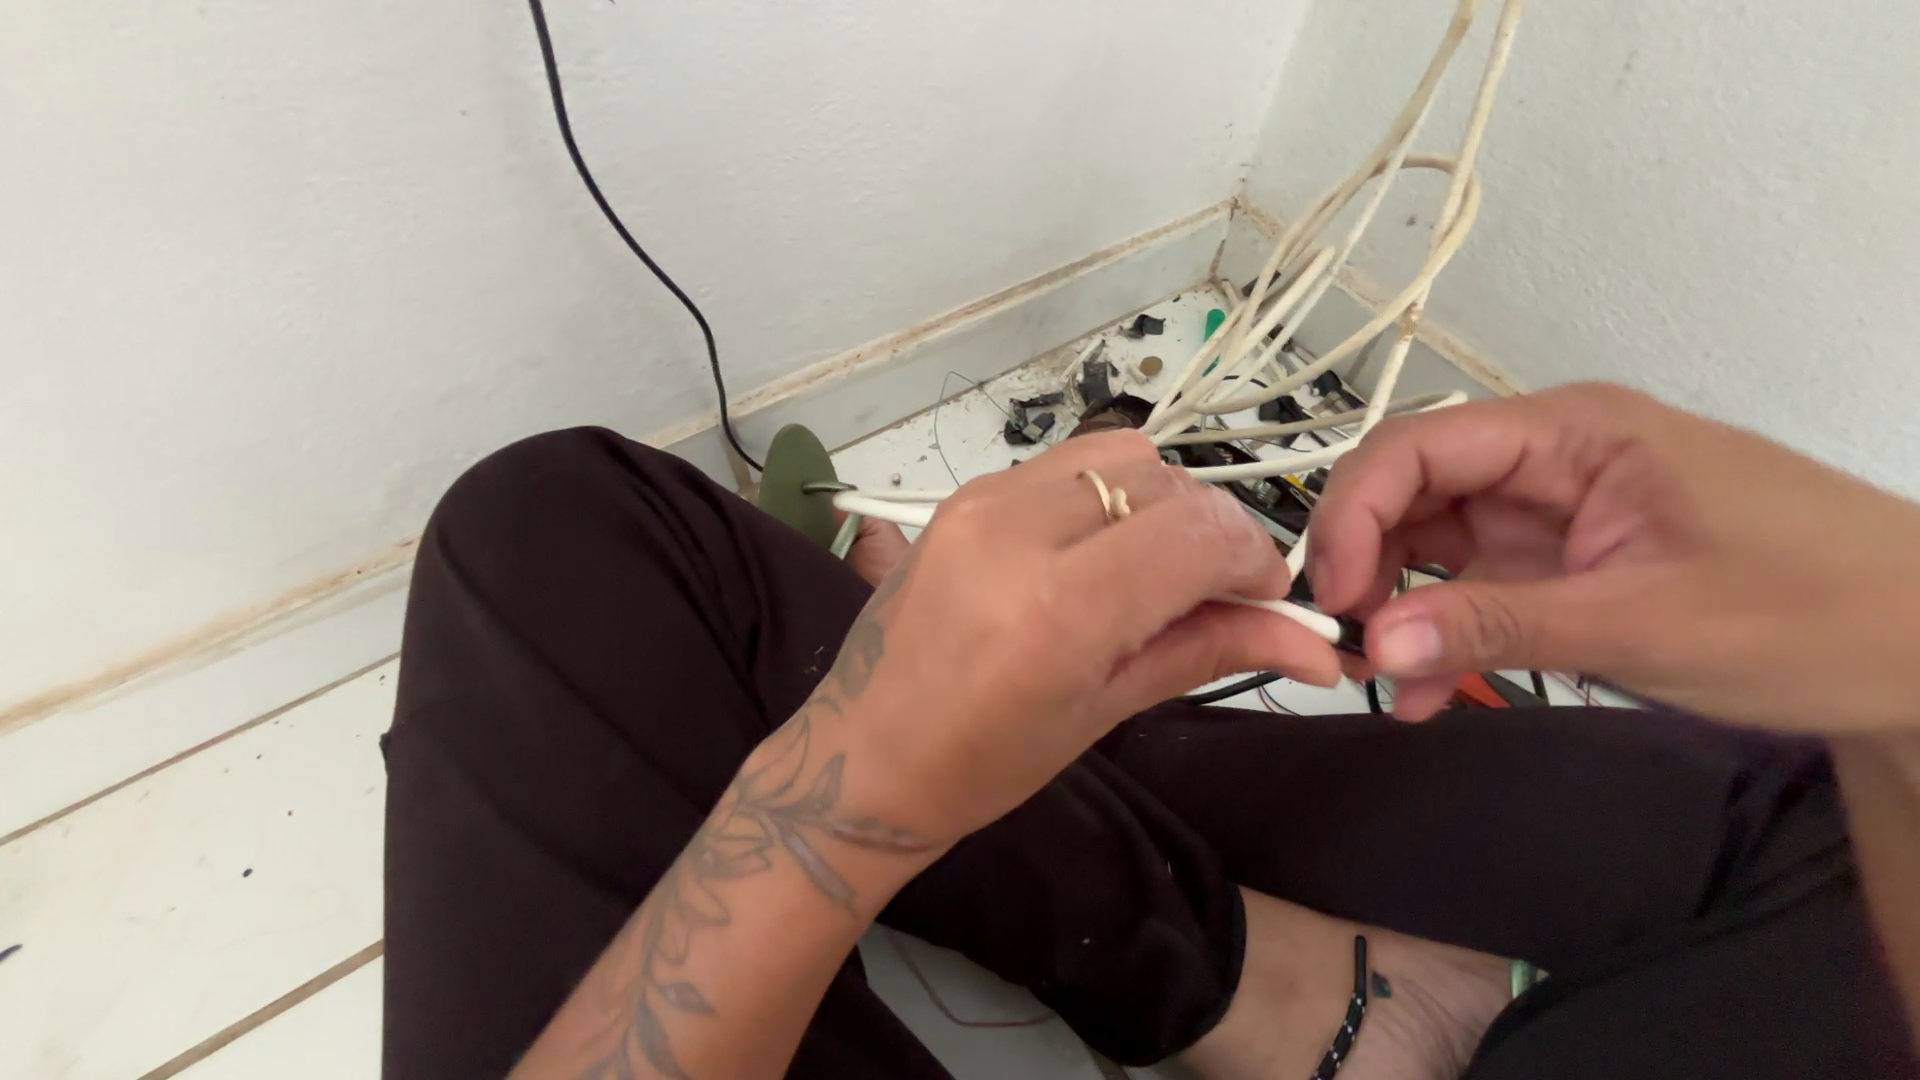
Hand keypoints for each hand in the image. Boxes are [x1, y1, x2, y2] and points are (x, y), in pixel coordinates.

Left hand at [818, 431, 1341, 843]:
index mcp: (1055, 610)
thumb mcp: (1104, 711)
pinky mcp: (961, 494)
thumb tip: (1314, 645)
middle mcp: (1015, 533)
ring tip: (1147, 567)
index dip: (1252, 558)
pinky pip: (1063, 464)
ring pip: (1119, 455)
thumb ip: (1208, 651)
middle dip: (1210, 531)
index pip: (1198, 532)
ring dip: (1158, 503)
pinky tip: (1091, 549)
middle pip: (1165, 483)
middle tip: (1208, 591)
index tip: (1259, 597)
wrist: (866, 753)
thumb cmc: (983, 763)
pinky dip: (1103, 495)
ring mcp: (979, 502)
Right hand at [1309, 382, 1919, 730]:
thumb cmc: (1815, 616)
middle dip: (1360, 560)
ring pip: (1419, 541)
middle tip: (1342, 636)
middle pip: (1403, 490)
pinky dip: (1433, 634)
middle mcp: (1538, 459)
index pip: (1413, 448)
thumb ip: (1495, 627)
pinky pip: (1458, 586)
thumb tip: (1373, 645)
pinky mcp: (1542, 557)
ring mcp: (1537, 509)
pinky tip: (1424, 691)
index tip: (1333, 595)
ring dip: (1388, 604)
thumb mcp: (1643, 623)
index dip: (1352, 513)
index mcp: (1565, 434)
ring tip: (1374, 671)